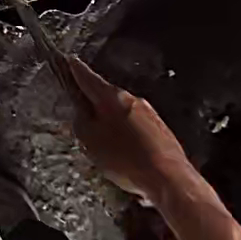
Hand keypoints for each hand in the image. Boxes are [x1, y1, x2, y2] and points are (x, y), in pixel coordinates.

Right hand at [66, 57, 198, 204]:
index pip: (89, 79)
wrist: (169, 178)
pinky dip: (127, 138)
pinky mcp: (160, 130)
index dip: (77, 70)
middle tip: (83, 120)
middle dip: (94, 106)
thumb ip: (81, 124)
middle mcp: (132, 99)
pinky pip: (136, 129)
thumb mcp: (91, 143)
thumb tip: (81, 115)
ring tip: (106, 150)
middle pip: (106, 97)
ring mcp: (149, 114)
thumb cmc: (128, 160)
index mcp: (112, 98)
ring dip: (112, 126)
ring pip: (121, 114)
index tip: (71, 61)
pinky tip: (126, 157)